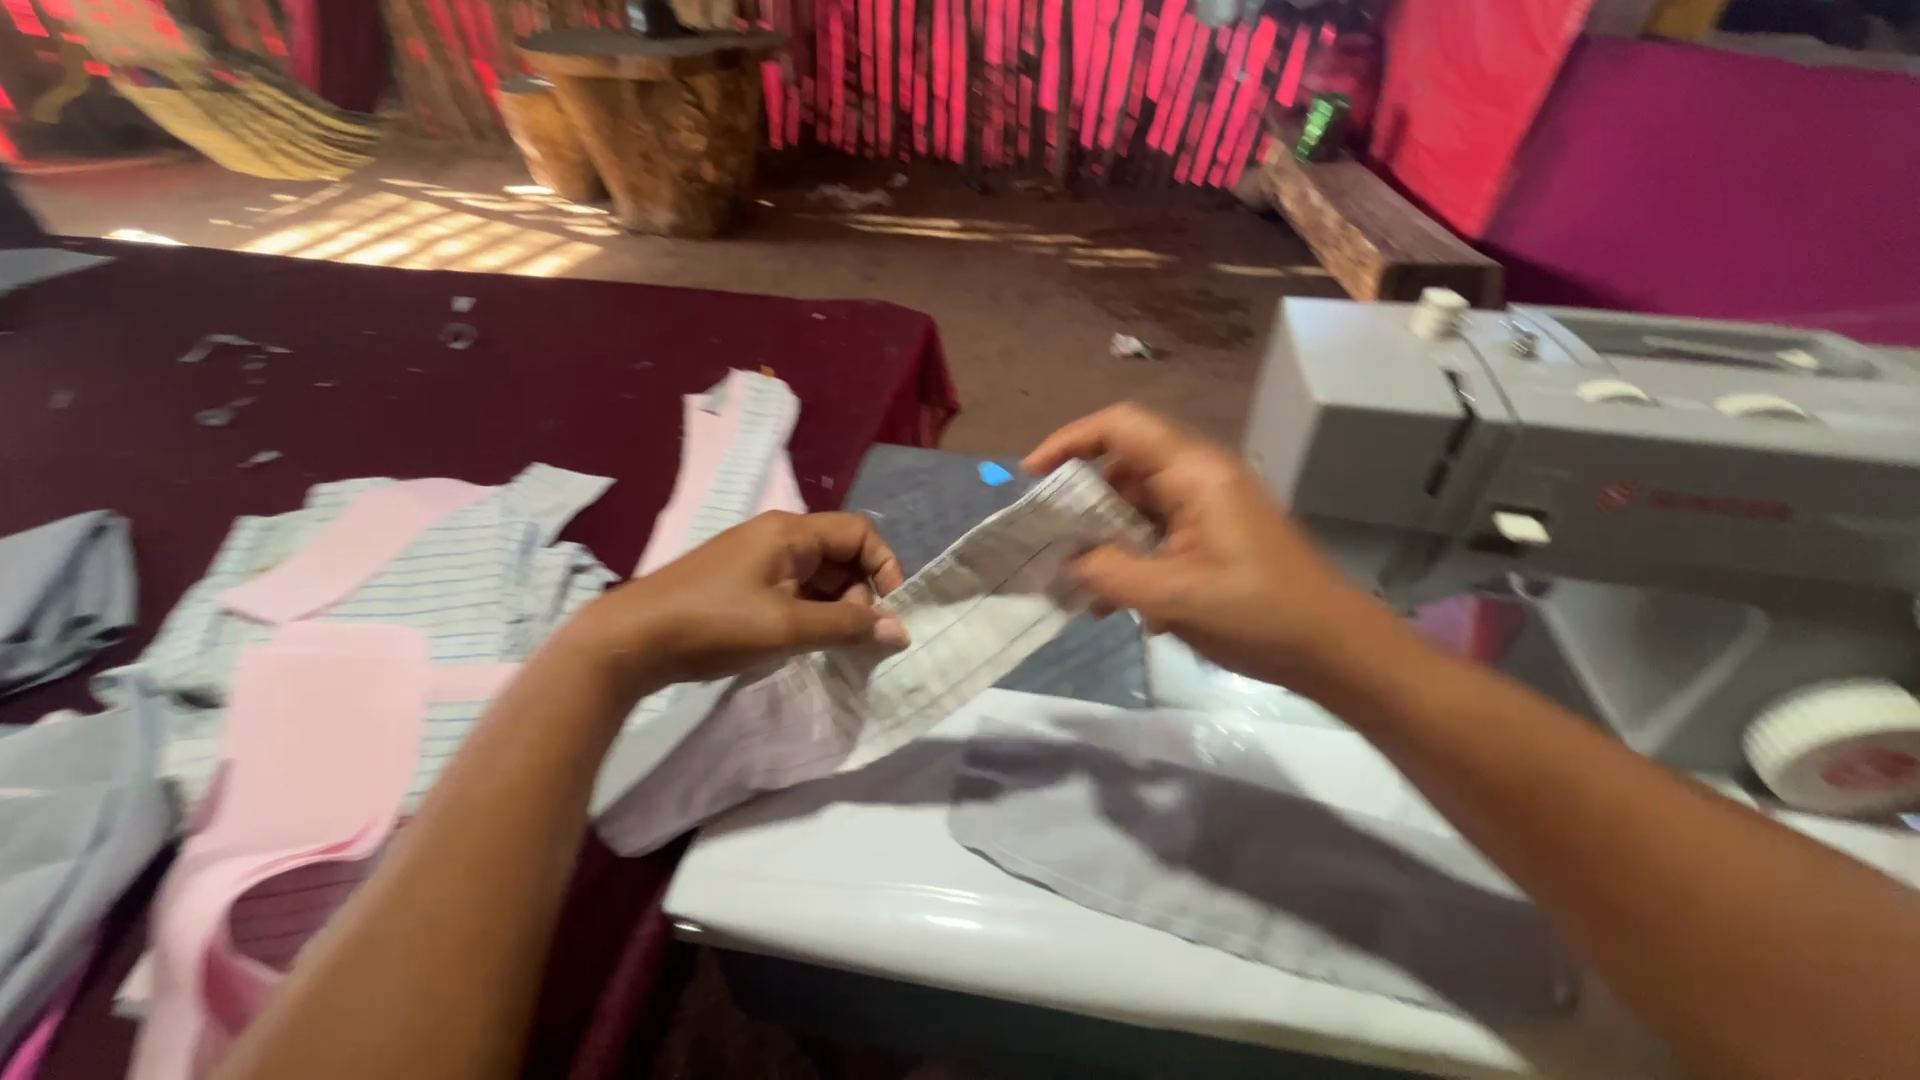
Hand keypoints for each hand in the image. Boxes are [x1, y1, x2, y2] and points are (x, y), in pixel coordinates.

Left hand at [568, 511, 909, 686]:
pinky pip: (792, 593)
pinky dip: (808, 616)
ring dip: (834, 611)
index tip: (888, 612)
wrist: (630, 641)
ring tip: (831, 648)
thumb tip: (898, 631)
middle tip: (854, 639)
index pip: (860, 533)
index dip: (885, 567)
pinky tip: (802, 646)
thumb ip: (847, 627)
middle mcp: (777, 538)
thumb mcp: (788, 627)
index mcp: (790, 533)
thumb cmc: (714, 624)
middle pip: (841, 557)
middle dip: (859, 596)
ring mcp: (756, 562)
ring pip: (817, 579)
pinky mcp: (741, 586)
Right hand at [1025, 403, 1387, 690]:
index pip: (1121, 427)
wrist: (1333, 647)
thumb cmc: (1258, 614)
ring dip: (1104, 536)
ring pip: (1136, 502)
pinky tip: (1115, 602)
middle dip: (1080, 500)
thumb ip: (1110, 573)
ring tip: (1078, 580)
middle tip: (1049, 539)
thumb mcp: (1172, 597)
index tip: (1032, 476)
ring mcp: (1209, 506)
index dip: (1070, 441)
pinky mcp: (1213, 534)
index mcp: (1194, 473)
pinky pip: (1157, 530)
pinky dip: (1130, 556)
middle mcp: (1200, 476)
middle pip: (1123, 465)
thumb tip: (1071, 562)